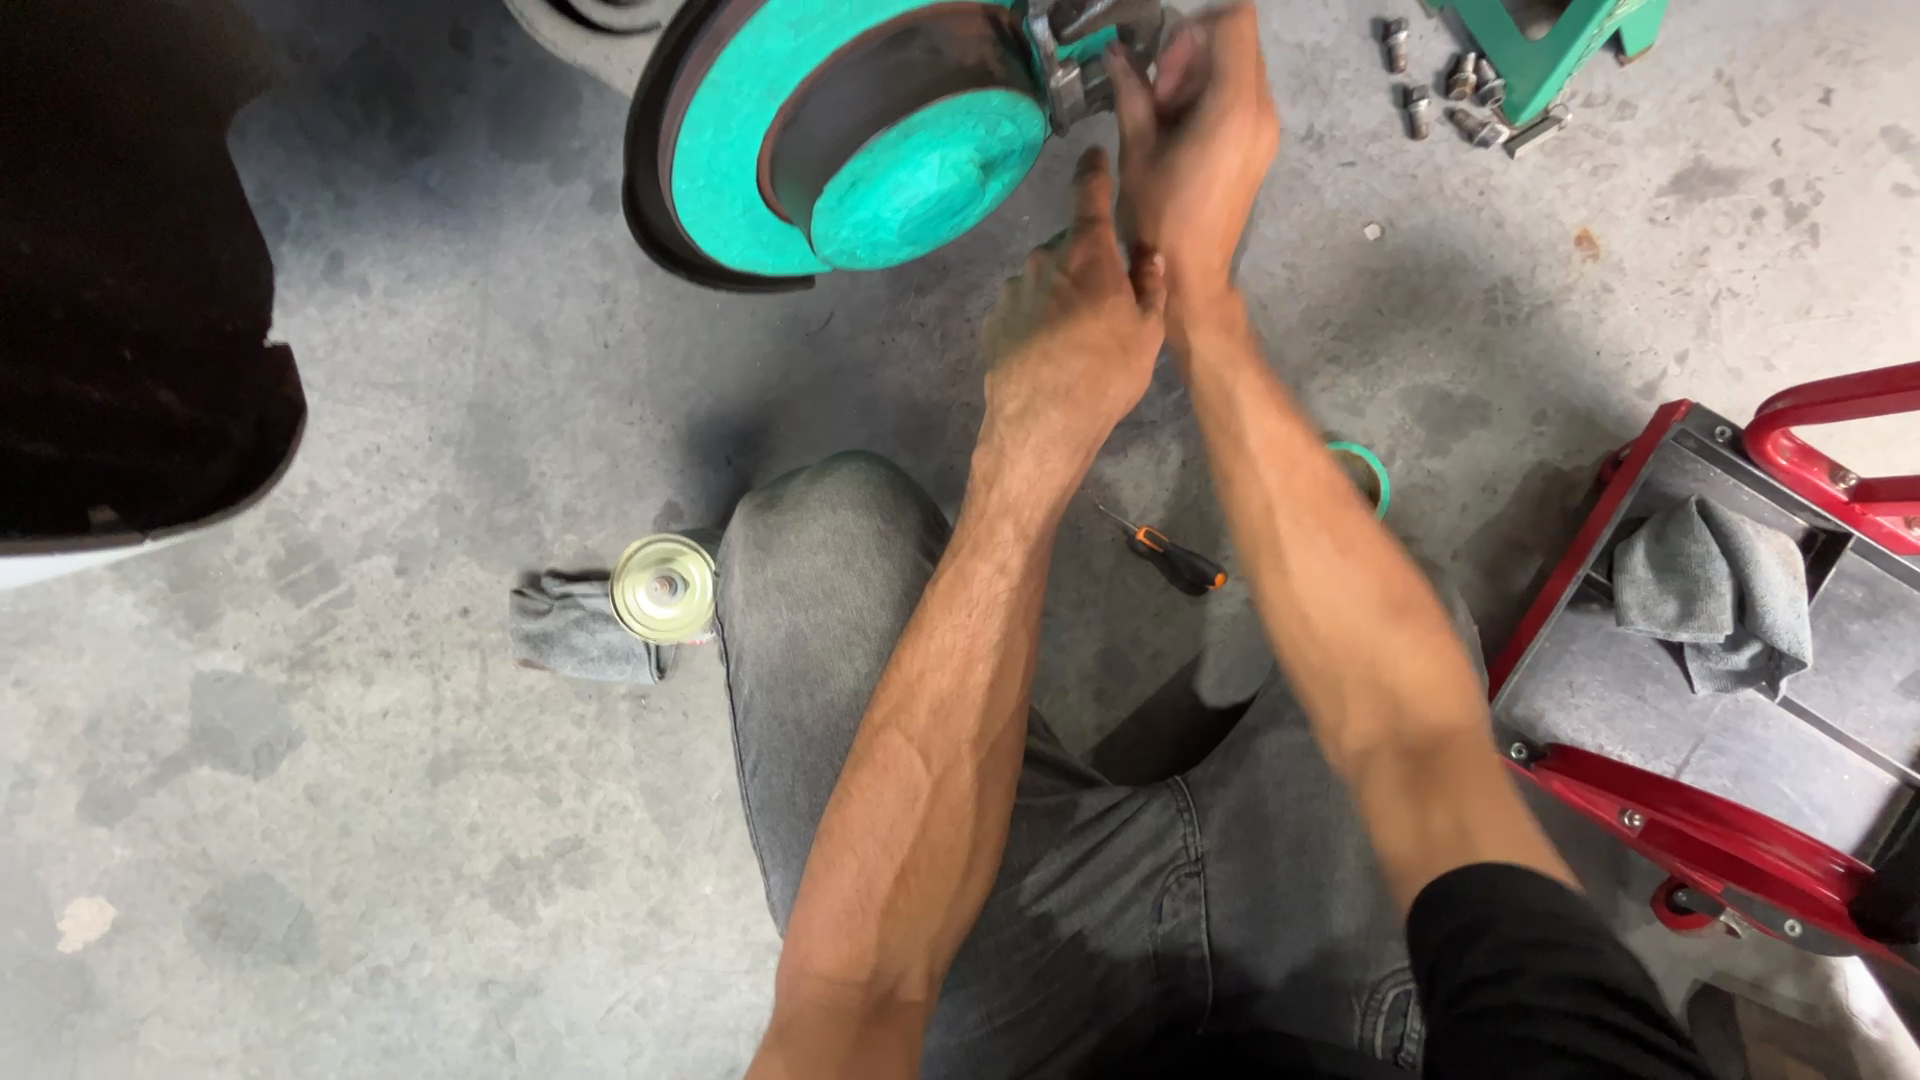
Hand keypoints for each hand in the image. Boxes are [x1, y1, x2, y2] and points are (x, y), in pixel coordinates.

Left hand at [977, 146, 1165, 491]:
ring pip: (1041, 281)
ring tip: (1071, 341)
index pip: (1089, 192)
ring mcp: (1012, 292)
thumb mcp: (1147, 332)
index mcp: (1087, 252)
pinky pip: (1020, 310)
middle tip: (1100, 304)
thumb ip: (1150, 286)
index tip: (1092, 154)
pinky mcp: (993, 324)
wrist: (1041, 423)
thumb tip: (1148, 257)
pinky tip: (1044, 355)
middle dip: (1083, 264)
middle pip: (1067, 248)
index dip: (1093, 169)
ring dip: (1056, 296)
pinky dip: (1033, 321)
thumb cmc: (1106, 374)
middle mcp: (1042, 260)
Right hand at [1109, 4, 1279, 310]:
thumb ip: (1131, 96)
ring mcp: (1268, 128)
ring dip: (1200, 77)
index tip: (1162, 78)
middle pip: (1237, 40)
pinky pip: (1243, 96)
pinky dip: (1212, 98)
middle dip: (1192, 55)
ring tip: (1167, 120)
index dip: (1190, 34)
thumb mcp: (1136, 155)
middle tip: (1159, 100)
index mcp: (1234, 108)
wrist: (1189, 275)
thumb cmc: (1158, 221)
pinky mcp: (1262, 146)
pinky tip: (1183, 135)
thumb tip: (1116, 55)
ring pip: (1240, 66)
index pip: (1232, 21)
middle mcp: (1263, 110)